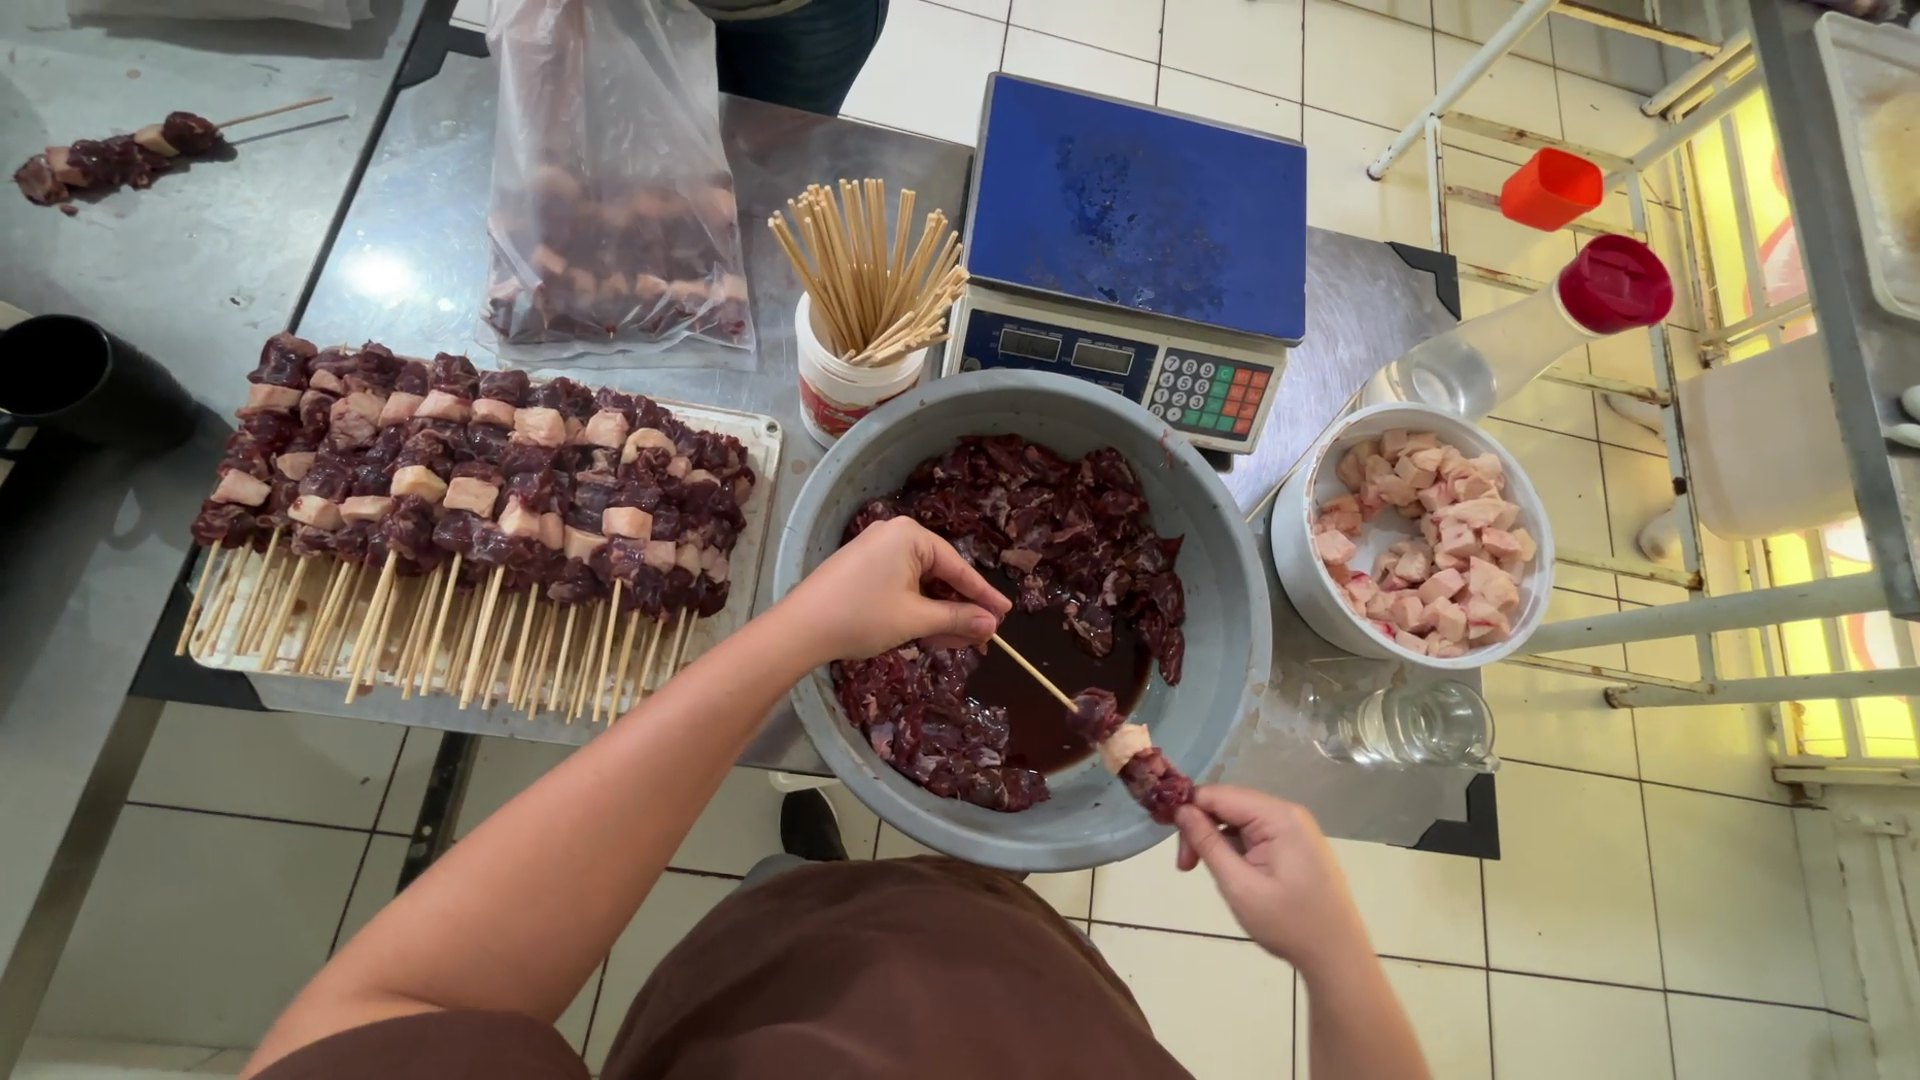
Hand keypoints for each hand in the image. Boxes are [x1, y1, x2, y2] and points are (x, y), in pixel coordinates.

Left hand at [778, 517, 1012, 661]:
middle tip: (982, 638)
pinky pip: (901, 587)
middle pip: (940, 575)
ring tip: (959, 644)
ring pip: (921, 585)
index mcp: (910, 536)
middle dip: (960, 610)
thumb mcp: (916, 619)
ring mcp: (876, 552)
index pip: (958, 567)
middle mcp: (894, 535)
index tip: (1006, 614)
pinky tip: (932, 634)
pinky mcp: (863, 569)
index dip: (984, 595)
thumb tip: (992, 626)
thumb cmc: (862, 616)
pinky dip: (917, 610)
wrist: (800, 628)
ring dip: (939, 615)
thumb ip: (957, 619)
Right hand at [1174, 786, 1370, 973]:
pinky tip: (1229, 872)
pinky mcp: (1294, 844)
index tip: (1168, 837)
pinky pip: (1253, 832)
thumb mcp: (1239, 885)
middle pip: (1228, 804)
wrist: (1338, 960)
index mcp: (1278, 817)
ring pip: (1238, 819)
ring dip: (1215, 840)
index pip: (1218, 794)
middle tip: (1185, 865)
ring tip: (1203, 871)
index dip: (1188, 809)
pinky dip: (1234, 847)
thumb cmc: (1289, 924)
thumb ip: (1207, 843)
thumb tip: (1180, 809)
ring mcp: (1294, 829)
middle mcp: (1287, 813)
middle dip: (1201, 828)